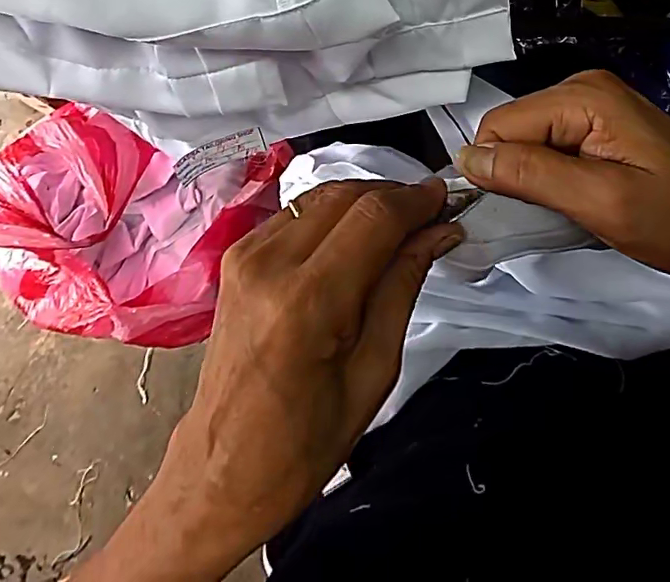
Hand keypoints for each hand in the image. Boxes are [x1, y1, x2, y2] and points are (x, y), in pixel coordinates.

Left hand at [78, 179, 457, 581]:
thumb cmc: (306, 440)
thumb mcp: (376, 369)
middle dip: (398, 196)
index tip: (449, 201)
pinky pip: (301, 211)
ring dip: (370, 200)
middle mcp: (270, 264)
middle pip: (350, 194)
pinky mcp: (236, 258)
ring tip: (401, 225)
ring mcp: (246, 256)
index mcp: (307, 301)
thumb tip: (440, 231)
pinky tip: (359, 236)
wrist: (220, 475)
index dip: (419, 201)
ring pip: (326, 195)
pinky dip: (339, 211)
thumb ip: (404, 284)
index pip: (376, 215)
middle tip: (431, 215)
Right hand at [453, 70, 669, 285]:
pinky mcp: (606, 128)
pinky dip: (557, 178)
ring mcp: (598, 106)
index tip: (523, 212)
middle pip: (514, 130)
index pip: (500, 125)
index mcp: (585, 96)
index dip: (498, 172)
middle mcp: (586, 88)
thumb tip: (468, 158)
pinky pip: (556, 148)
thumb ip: (533, 176)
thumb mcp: (604, 203)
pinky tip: (583, 199)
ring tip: (575, 210)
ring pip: (531, 142)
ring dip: (539, 180)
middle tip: (558, 213)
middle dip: (520, 175)